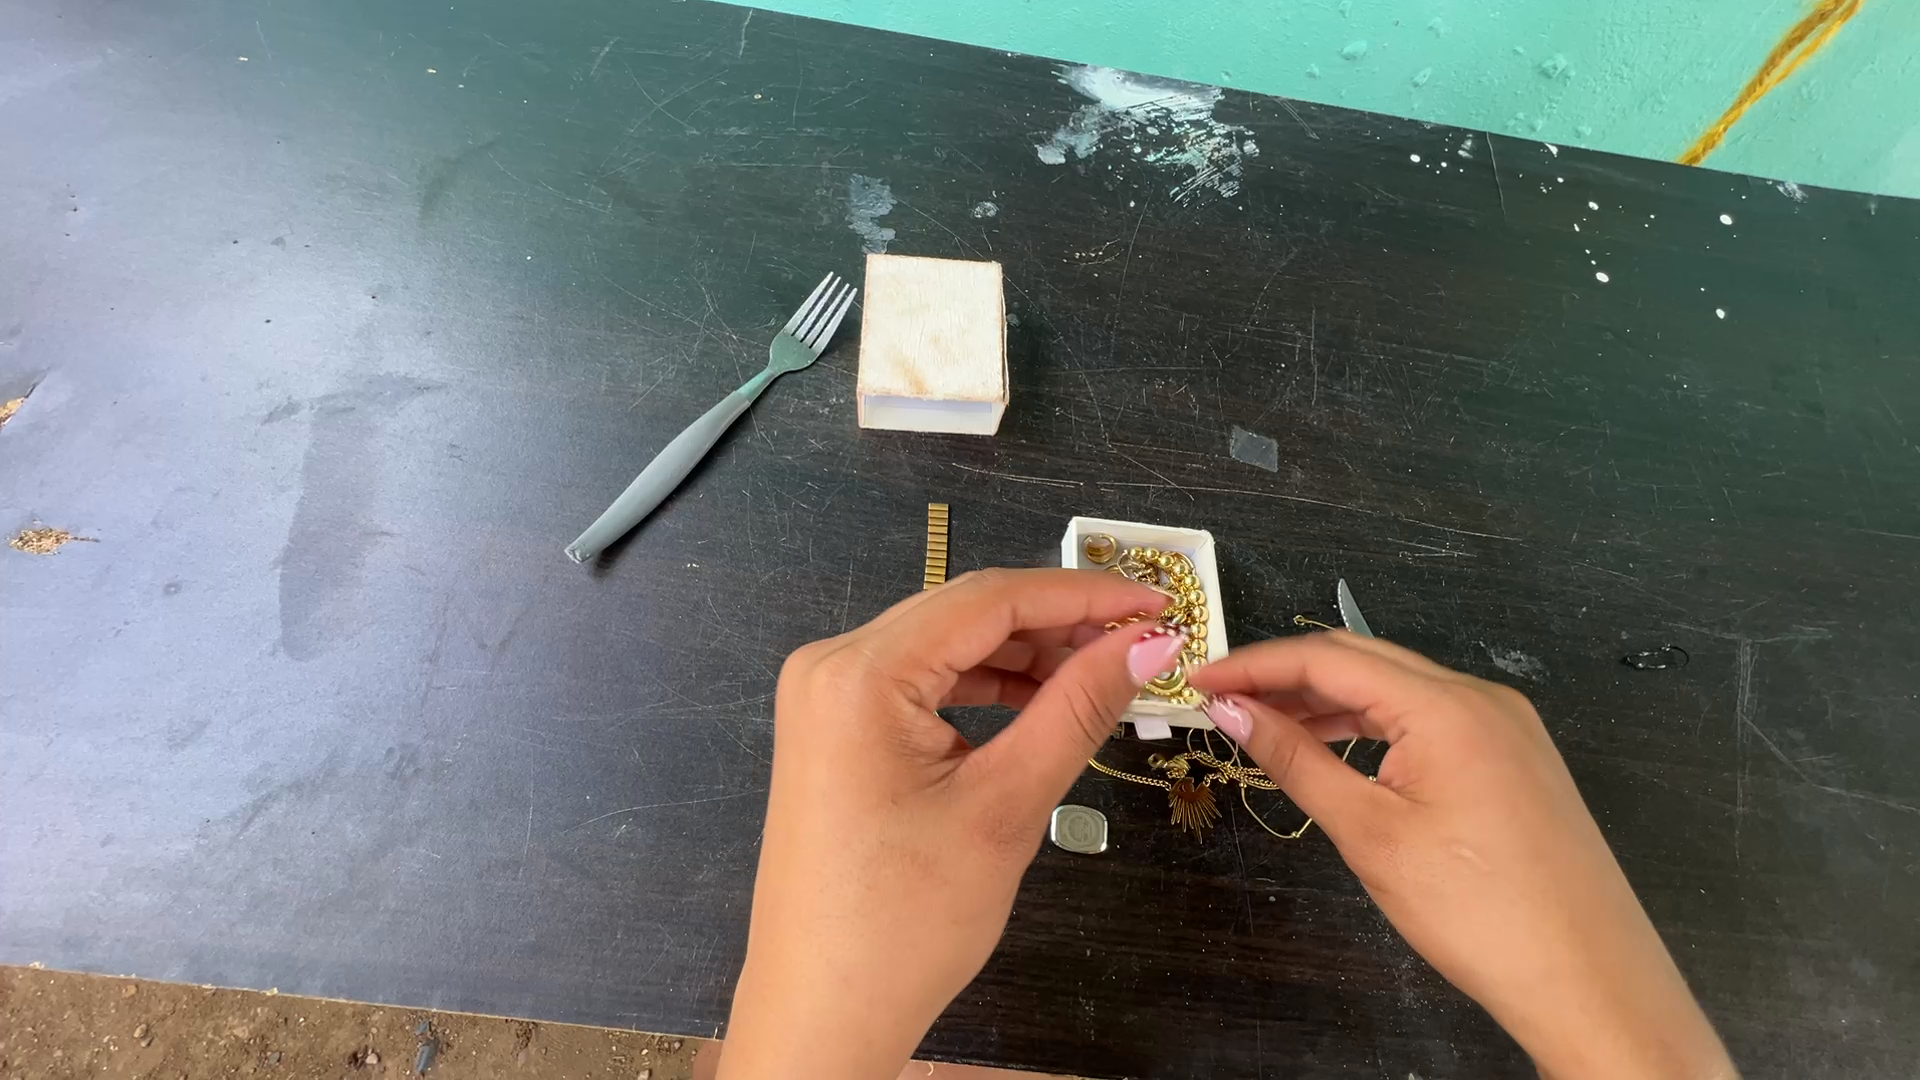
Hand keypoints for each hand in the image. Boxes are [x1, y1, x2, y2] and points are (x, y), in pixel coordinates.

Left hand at [718, 569, 1183, 1079]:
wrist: (823, 1013)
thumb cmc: (908, 921)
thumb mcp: (1005, 805)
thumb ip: (1078, 708)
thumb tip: (1147, 642)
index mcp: (859, 671)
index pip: (988, 599)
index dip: (1080, 593)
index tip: (1153, 600)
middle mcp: (833, 661)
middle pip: (964, 614)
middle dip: (1055, 622)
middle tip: (1136, 639)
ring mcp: (828, 691)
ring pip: (946, 643)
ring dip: (1023, 652)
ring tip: (1096, 670)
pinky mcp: (837, 720)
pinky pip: (922, 679)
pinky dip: (984, 683)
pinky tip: (1037, 695)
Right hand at [1191, 632, 1734, 1079]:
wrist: (1601, 996)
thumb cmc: (1476, 913)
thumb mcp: (1368, 832)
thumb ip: (1293, 758)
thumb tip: (1228, 709)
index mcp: (1446, 706)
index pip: (1326, 659)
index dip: (1253, 665)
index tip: (1199, 680)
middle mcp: (1478, 696)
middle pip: (1358, 660)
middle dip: (1284, 674)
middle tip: (1224, 700)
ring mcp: (1502, 723)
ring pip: (1390, 686)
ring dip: (1322, 697)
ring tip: (1265, 722)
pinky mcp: (1510, 754)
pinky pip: (1420, 716)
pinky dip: (1365, 722)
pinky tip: (1331, 743)